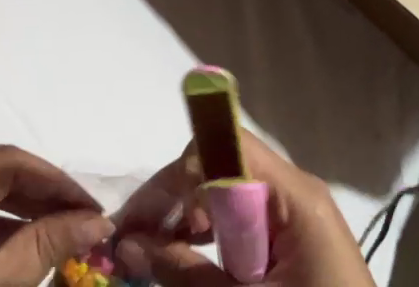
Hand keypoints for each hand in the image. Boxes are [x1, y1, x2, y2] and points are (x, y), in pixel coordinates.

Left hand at [0, 145, 116, 286]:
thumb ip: (44, 247)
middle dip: (43, 190)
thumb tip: (97, 221)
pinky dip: (2, 223)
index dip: (55, 179)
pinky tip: (35, 242)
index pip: (5, 163)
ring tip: (69, 228)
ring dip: (26, 205)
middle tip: (87, 216)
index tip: (95, 205)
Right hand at [111, 129, 375, 286]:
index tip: (143, 215)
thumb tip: (125, 245)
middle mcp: (293, 190)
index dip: (179, 173)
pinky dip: (208, 233)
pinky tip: (186, 257)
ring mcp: (293, 213)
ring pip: (221, 192)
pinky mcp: (290, 238)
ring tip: (152, 252)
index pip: (222, 146)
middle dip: (170, 199)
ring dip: (184, 217)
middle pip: (215, 168)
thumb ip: (185, 272)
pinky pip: (238, 218)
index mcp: (293, 195)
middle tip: (131, 239)